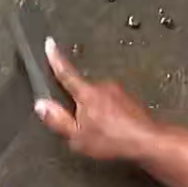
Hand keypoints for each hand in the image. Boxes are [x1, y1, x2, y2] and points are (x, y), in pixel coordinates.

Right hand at [32, 37, 166, 161]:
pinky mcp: (129, 99)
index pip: (66, 72)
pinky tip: (112, 131)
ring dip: (95, 112)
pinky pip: (111, 104)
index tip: (50, 44)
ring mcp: (118, 91)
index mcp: (87, 93)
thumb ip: (57, 119)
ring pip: (97, 98)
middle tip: (81, 127)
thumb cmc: (113, 139)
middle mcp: (103, 86)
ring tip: (101, 133)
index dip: (55, 58)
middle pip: (81, 90)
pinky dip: (108, 115)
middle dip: (78, 105)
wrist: (146, 141)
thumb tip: (41, 105)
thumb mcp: (77, 135)